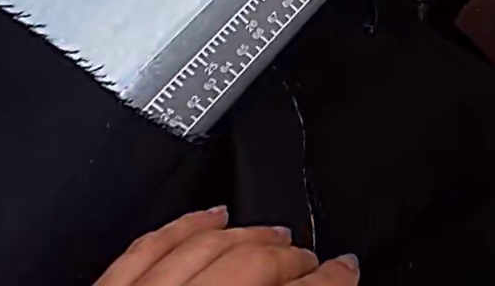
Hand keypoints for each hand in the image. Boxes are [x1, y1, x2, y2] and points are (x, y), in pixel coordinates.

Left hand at [95, 207, 358, 285]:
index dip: (329, 283)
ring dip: (252, 235)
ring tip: (280, 236)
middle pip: (252, 269)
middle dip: (297, 261)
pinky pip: (146, 250)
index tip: (347, 273)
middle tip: (318, 265)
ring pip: (206, 247)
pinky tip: (213, 215)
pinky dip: (186, 224)